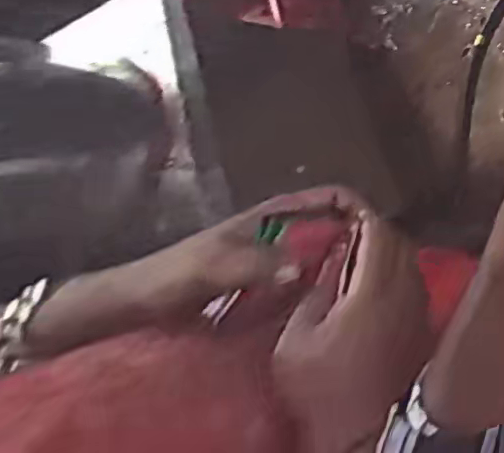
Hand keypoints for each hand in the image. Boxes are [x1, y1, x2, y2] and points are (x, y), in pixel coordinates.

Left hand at [103, 187, 362, 323]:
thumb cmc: (171, 274)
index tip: (376, 230)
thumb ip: (257, 264)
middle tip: (373, 264)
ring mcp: (277, 256)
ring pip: (323, 252)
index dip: (358, 206)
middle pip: (335, 223)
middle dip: (356, 238)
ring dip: (340, 264)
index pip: (334, 196)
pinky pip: (305, 279)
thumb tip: (302, 268)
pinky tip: (325, 304)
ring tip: (356, 286)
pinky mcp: (268, 283)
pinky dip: (320, 286)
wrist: (126, 308)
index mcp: (279, 211)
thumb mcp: (214, 265)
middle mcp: (286, 228)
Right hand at [273, 212, 432, 452]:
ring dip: (385, 245)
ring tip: (356, 251)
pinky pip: (411, 272)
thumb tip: (330, 262)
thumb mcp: (297, 342)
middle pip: (396, 236)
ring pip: (407, 252)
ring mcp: (419, 294)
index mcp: (375, 282)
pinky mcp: (424, 310)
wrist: (368, 423)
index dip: (359, 215)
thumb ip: (315, 292)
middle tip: (345, 229)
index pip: (377, 229)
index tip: (341, 209)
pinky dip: (394, 265)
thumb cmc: (325, 386)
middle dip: (372, 227)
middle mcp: (406, 280)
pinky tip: (373, 278)